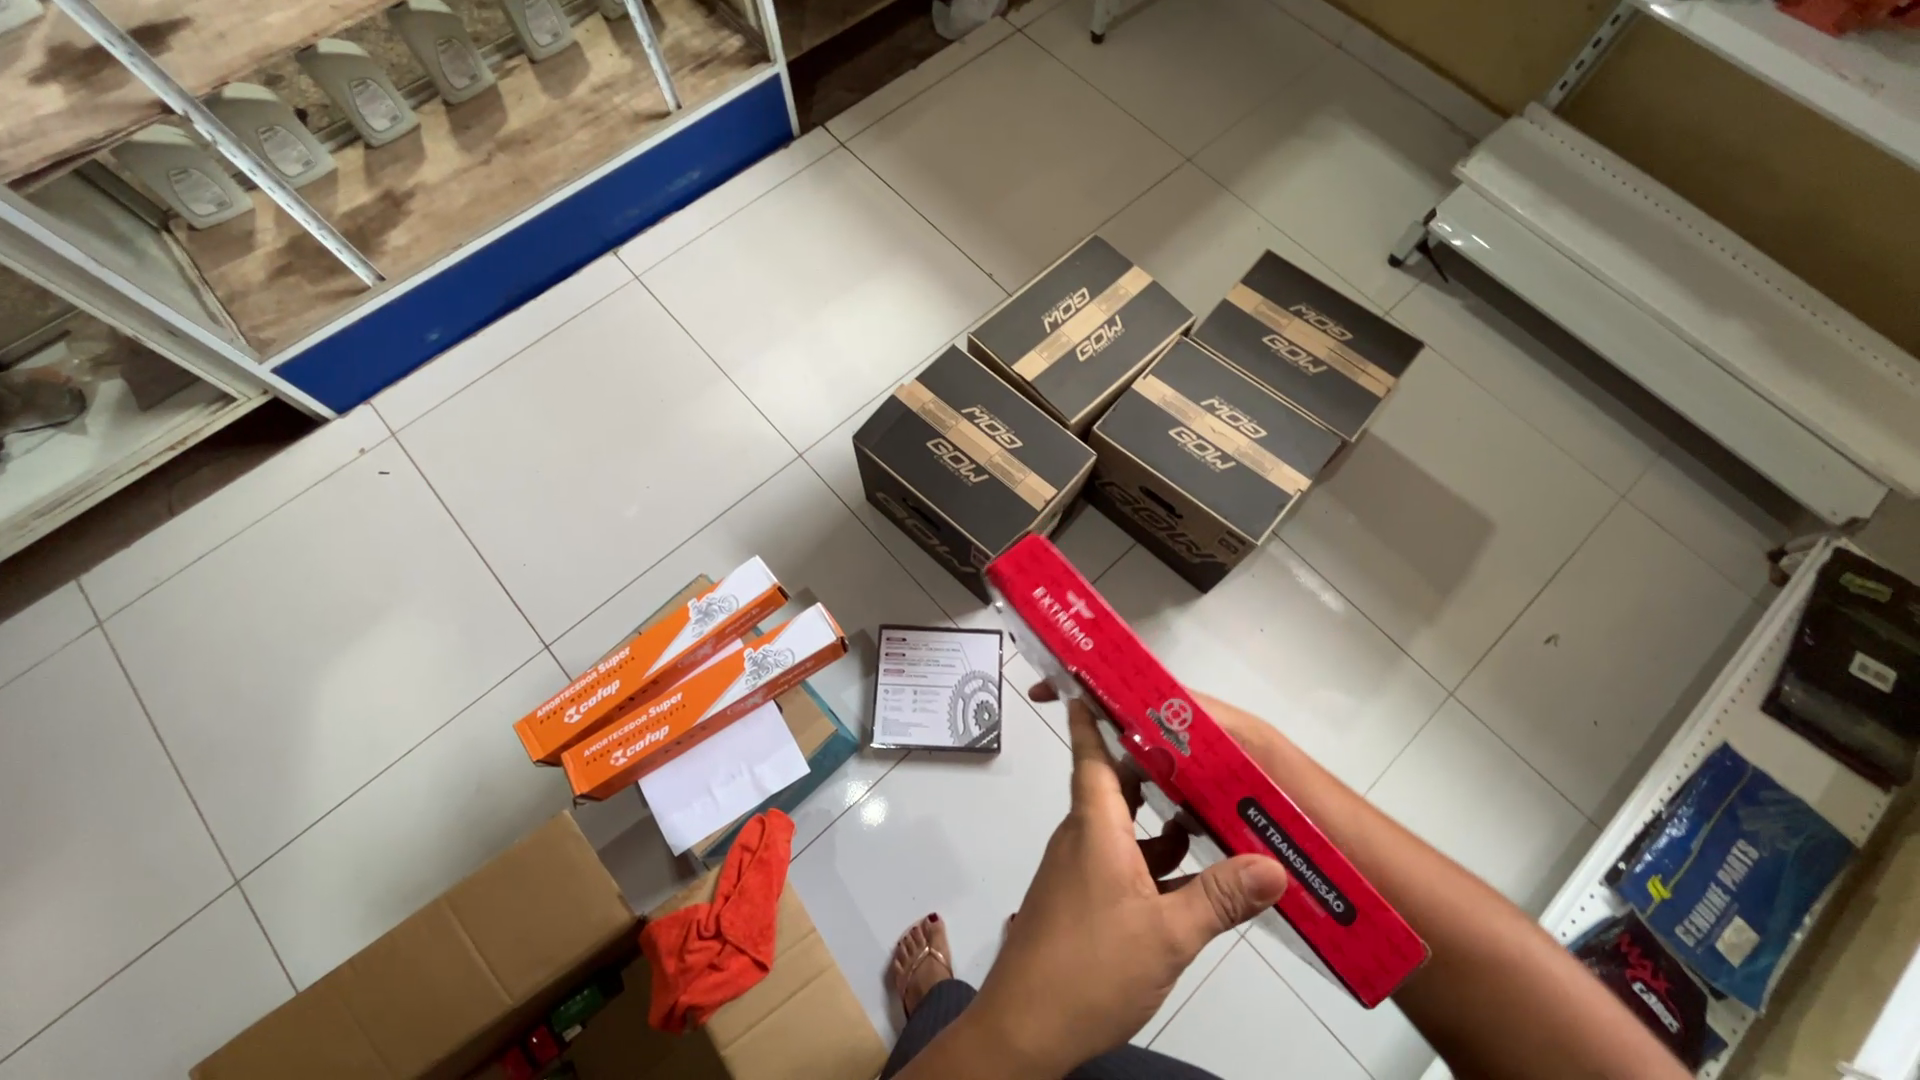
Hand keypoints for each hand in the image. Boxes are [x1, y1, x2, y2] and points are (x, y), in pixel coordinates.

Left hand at [966, 684, 1289, 1076]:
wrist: (1024, 1029)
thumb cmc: (1090, 968)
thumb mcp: (1167, 935)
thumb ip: (1220, 898)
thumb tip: (1275, 866)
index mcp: (1094, 828)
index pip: (1091, 755)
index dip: (1095, 718)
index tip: (1102, 684)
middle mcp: (1082, 838)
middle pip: (1115, 788)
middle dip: (1153, 770)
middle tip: (1199, 753)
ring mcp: (1078, 872)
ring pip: (1122, 829)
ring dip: (1160, 822)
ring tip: (1210, 813)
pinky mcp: (1080, 902)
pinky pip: (1120, 863)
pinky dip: (1153, 862)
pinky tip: (1191, 879)